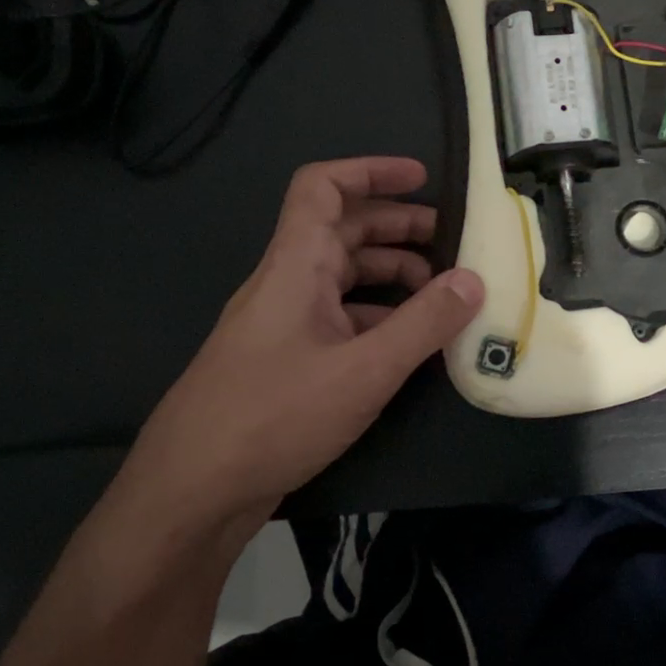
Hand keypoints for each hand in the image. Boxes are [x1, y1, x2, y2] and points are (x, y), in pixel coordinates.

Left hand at [122, 157, 483, 525]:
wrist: (190, 493)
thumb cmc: (273, 416)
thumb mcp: (364, 370)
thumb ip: (424, 323)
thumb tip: (475, 280)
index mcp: (295, 266)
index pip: (323, 188)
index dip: (372, 171)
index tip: (424, 180)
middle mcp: (286, 284)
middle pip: (342, 231)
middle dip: (399, 229)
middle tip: (453, 245)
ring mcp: (283, 325)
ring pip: (343, 278)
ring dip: (392, 276)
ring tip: (443, 297)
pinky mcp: (286, 362)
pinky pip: (339, 319)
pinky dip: (379, 318)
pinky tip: (411, 345)